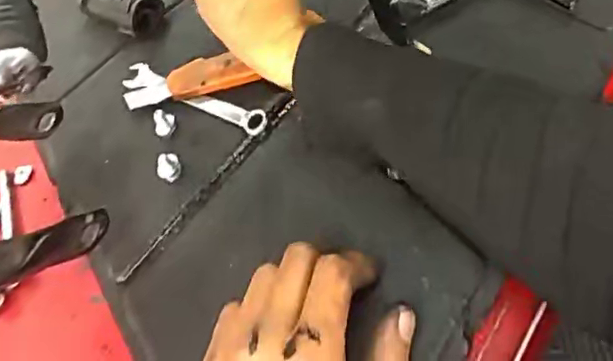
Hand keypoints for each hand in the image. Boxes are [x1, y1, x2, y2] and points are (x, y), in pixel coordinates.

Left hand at [204, 243, 413, 360]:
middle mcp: (272, 337)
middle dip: (324, 260)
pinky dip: (254, 305)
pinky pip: (231, 309)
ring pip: (262, 276)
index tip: (369, 270)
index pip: (334, 273)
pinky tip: (268, 324)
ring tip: (306, 299)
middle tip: (341, 280)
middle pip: (297, 260)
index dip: (356, 262)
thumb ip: (387, 358)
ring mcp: (235, 346)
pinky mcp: (211, 357)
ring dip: (288, 278)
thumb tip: (401, 315)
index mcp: (314, 348)